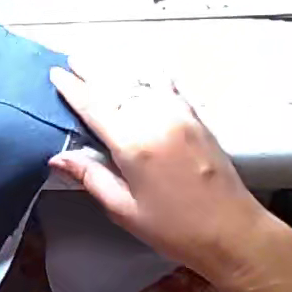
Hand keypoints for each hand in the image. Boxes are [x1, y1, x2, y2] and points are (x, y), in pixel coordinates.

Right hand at [49, 61, 284, 284]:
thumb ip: (90, 177)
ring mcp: (179, 116)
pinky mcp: (197, 118)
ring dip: (120, 68)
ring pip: (143, 81)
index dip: (72, 88)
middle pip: (117, 86)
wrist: (234, 233)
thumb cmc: (175, 229)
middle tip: (74, 58)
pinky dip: (152, 74)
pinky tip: (144, 68)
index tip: (57, 73)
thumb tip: (58, 157)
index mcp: (133, 144)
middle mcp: (155, 120)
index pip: (94, 106)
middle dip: (93, 70)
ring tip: (101, 59)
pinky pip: (169, 87)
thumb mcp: (124, 209)